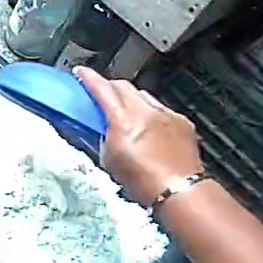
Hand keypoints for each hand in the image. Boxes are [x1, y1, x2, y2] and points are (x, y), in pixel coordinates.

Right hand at [74, 67, 203, 201]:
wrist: (178, 190)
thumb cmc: (143, 180)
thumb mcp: (108, 159)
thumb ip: (102, 137)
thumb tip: (101, 129)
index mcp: (123, 119)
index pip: (102, 89)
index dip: (88, 78)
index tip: (80, 73)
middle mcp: (145, 111)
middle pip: (123, 86)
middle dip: (109, 87)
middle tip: (99, 94)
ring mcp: (166, 114)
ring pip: (143, 95)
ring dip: (130, 98)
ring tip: (124, 111)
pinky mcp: (181, 121)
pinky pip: (161, 108)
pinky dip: (150, 111)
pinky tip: (148, 126)